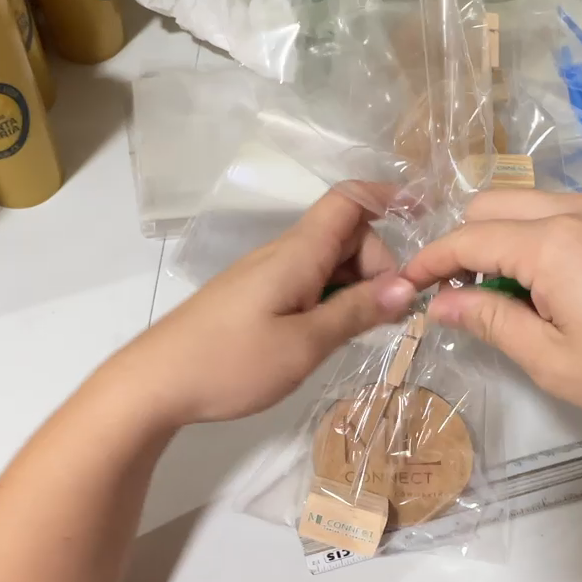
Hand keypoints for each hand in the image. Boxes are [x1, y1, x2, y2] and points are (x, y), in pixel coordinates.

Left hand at [110, 187, 416, 426]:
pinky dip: (328, 303)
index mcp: (297, 253)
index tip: (426, 216)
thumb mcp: (303, 344)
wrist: (155, 383)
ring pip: (326, 265)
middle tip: (389, 317)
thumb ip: (355, 313)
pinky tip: (325, 338)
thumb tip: (408, 286)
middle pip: (344, 237)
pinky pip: (304, 286)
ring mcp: (264, 276)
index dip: (389, 198)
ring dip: (354, 290)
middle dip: (378, 267)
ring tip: (361, 333)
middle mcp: (282, 254)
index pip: (348, 201)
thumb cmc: (230, 363)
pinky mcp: (252, 299)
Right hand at [402, 190, 581, 448]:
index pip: (467, 238)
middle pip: (492, 204)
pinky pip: (562, 214)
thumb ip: (492, 321)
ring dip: (498, 237)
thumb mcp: (552, 360)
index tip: (403, 288)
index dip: (429, 262)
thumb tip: (443, 302)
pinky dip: (533, 237)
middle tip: (454, 295)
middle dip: (460, 242)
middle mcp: (578, 210)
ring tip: (498, 294)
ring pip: (528, 204)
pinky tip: (543, 284)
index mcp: (551, 242)